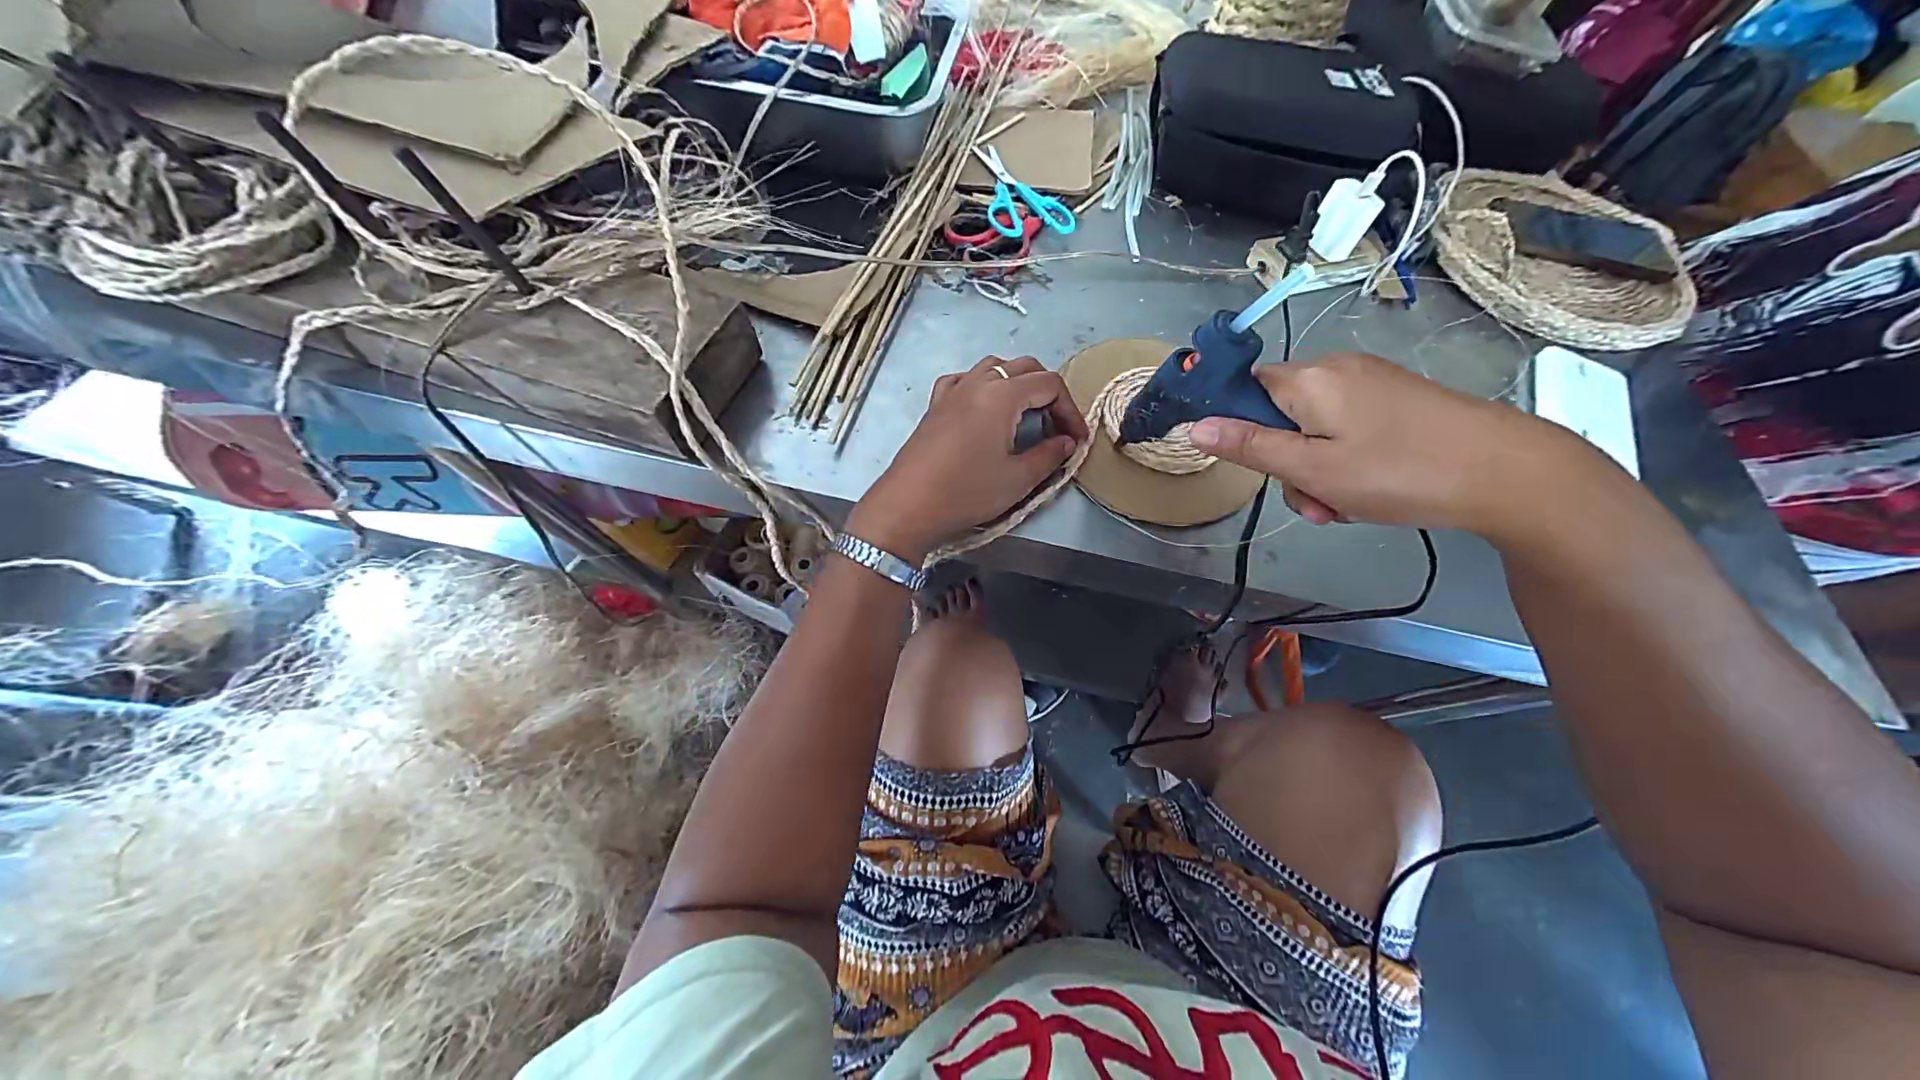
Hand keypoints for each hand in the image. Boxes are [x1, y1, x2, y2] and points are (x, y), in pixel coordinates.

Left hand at [848, 355, 1088, 560]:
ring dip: (1016, 384)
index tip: (1075, 439)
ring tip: (1025, 416)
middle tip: (1056, 426)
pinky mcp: (935, 406)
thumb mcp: (1018, 479)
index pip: (1050, 384)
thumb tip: (1066, 443)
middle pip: (1024, 368)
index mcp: (1001, 395)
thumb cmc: (966, 492)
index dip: (1070, 410)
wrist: (908, 506)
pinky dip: (982, 387)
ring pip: (993, 368)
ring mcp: (952, 392)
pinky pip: (964, 381)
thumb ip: (1049, 456)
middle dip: (1048, 393)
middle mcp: (977, 383)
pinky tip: (984, 410)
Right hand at [1186, 352, 1605, 537]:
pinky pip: (1349, 428)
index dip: (1237, 424)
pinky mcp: (1400, 399)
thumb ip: (1250, 447)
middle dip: (1287, 463)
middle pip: (1281, 414)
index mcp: (1308, 379)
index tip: (1255, 464)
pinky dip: (1347, 460)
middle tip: (1315, 502)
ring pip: (1316, 428)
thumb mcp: (1311, 469)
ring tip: (1346, 506)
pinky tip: (1369, 490)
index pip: (1245, 387)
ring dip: (1318, 470)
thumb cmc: (1397, 471)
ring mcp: (1373, 382)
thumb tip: (1195, 426)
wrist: (1507, 472)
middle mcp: (1337, 369)